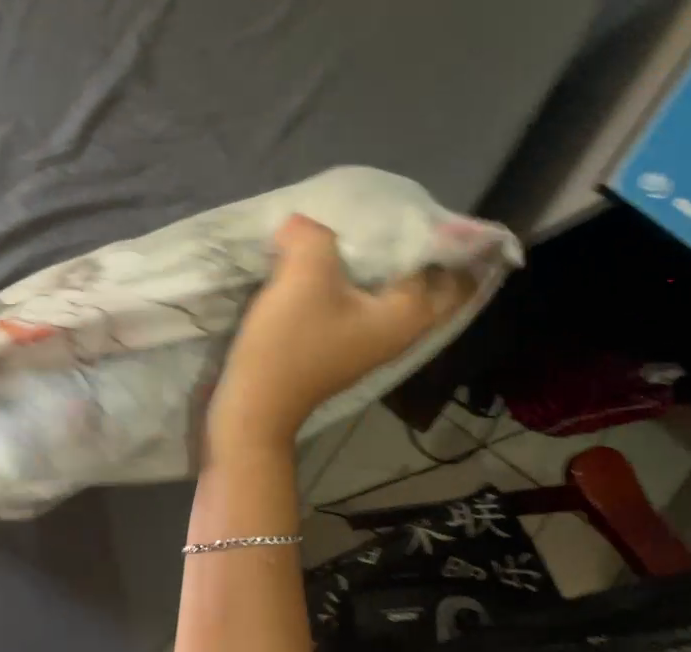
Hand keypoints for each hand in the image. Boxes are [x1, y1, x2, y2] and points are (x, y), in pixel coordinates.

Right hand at [206, 215, 472, 465]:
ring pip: (401, 292)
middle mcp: (405, 329)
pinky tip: (339, 270)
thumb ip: (312, 235)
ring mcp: (376, 344)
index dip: (418, 221)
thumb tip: (301, 224)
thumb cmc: (287, 347)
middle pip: (436, 280)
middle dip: (420, 249)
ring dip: (389, 266)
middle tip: (392, 221)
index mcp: (412, 310)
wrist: (253, 409)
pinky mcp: (348, 351)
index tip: (390, 201)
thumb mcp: (303, 277)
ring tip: (363, 237)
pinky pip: (371, 306)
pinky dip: (365, 285)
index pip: (437, 251)